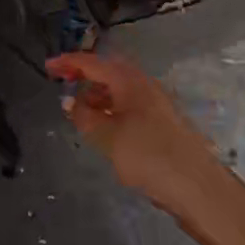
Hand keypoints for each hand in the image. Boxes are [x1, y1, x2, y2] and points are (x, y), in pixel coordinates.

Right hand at [45, 52, 221, 212]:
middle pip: (107, 71)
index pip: (92, 63)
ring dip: (97, 94)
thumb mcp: (109, 137)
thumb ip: (86, 118)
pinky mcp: (159, 120)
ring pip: (118, 89)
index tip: (49, 66)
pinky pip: (126, 104)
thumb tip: (70, 102)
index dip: (69, 62)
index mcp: (128, 78)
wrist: (195, 182)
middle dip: (84, 75)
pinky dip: (110, 108)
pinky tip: (104, 127)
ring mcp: (152, 101)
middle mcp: (141, 83)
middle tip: (62, 82)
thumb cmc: (149, 153)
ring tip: (78, 109)